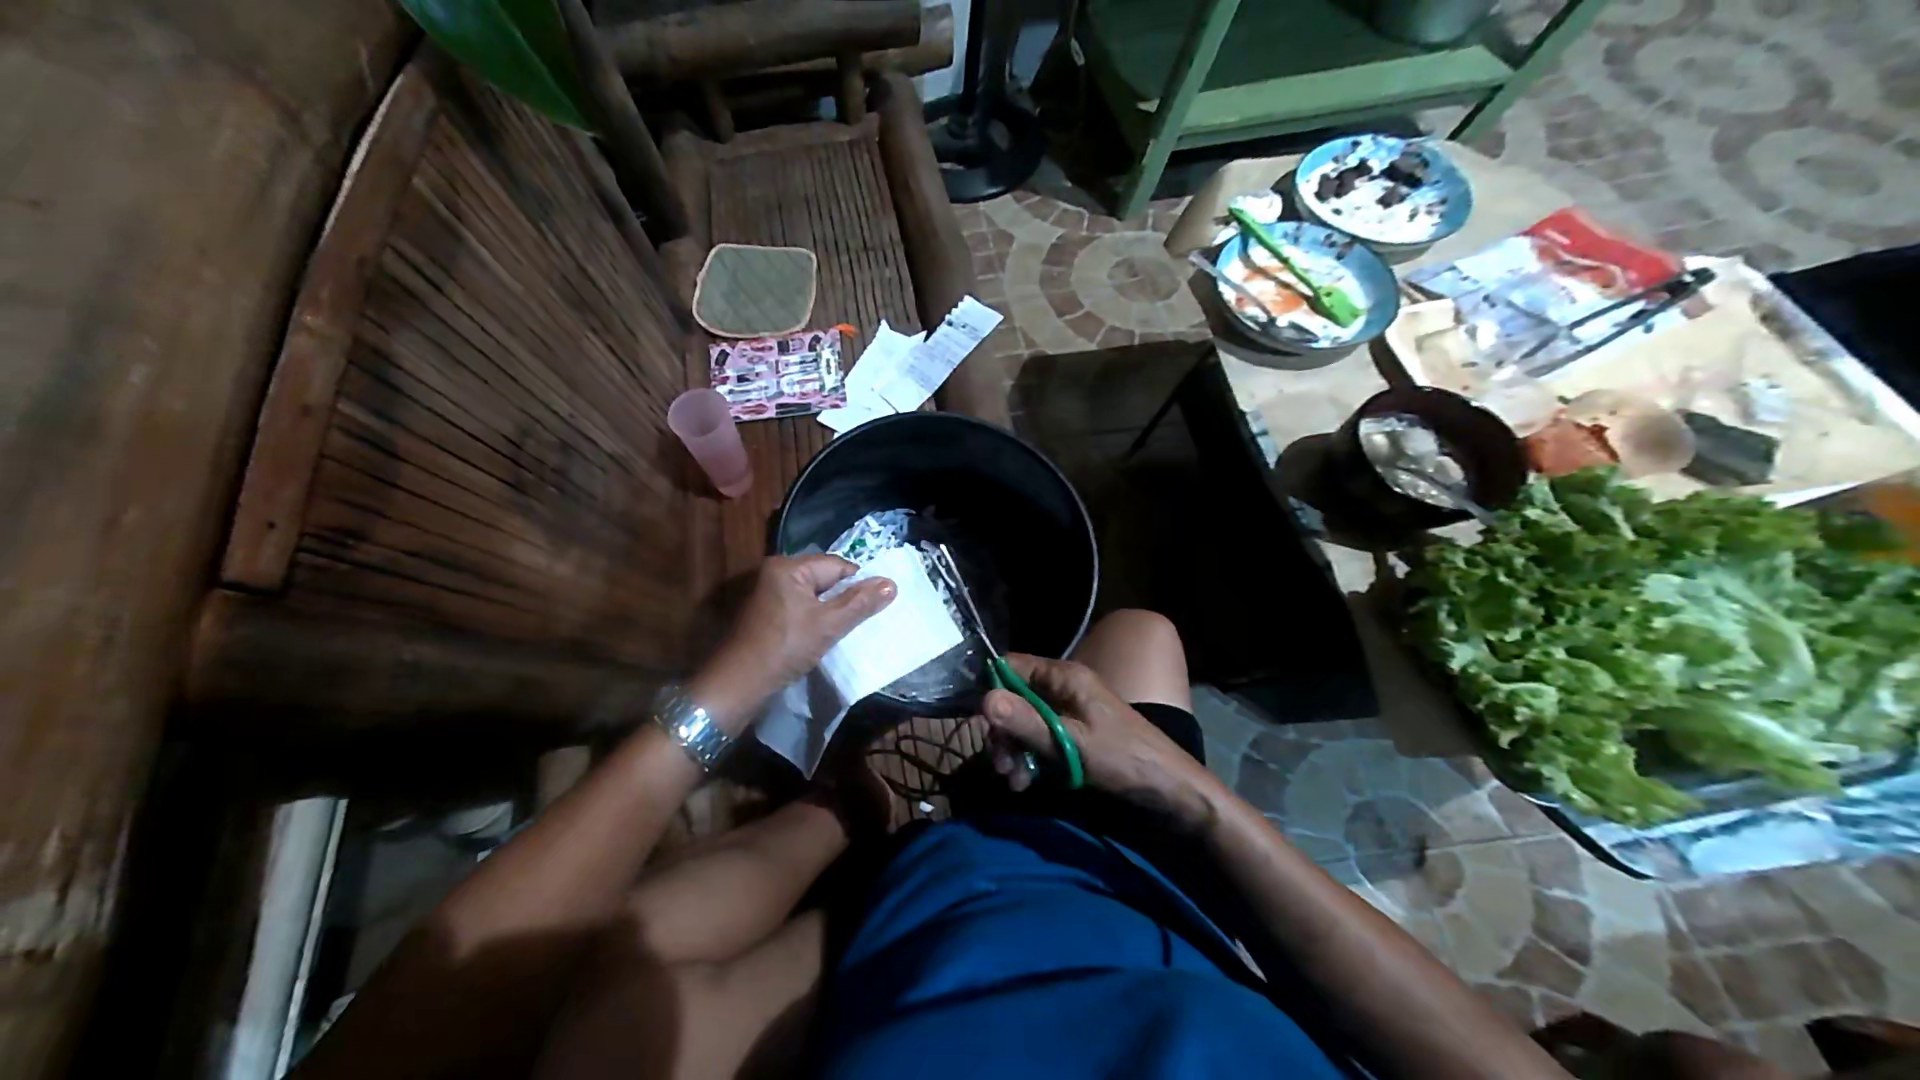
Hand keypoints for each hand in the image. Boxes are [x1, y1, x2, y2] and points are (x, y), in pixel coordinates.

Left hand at [690, 555, 895, 730]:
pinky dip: (816, 618)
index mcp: (789, 567)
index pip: (838, 566)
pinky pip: (802, 606)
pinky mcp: (769, 612)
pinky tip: (824, 635)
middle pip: (826, 578)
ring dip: (831, 610)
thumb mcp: (828, 625)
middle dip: (844, 597)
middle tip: (861, 619)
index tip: (872, 607)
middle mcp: (777, 572)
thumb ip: (860, 602)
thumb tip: (891, 583)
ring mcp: (770, 592)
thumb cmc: (785, 648)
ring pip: (815, 594)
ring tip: (845, 628)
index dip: (858, 584)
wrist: (740, 683)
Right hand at [980, 654, 1226, 831]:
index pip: (1011, 666)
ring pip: (1023, 722)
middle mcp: (1063, 687)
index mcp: (1065, 676)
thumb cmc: (1122, 759)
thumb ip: (1027, 722)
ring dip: (1013, 750)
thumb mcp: (1071, 743)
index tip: (985, 726)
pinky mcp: (1072, 734)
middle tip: (1001, 766)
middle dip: (1003, 732)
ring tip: (1014, 780)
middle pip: (1013, 698)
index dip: (992, 692)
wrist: (1169, 788)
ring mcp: (1068, 711)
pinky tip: (1025, 782)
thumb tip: (984, 700)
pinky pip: (1038, 738)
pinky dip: (1028, 758)